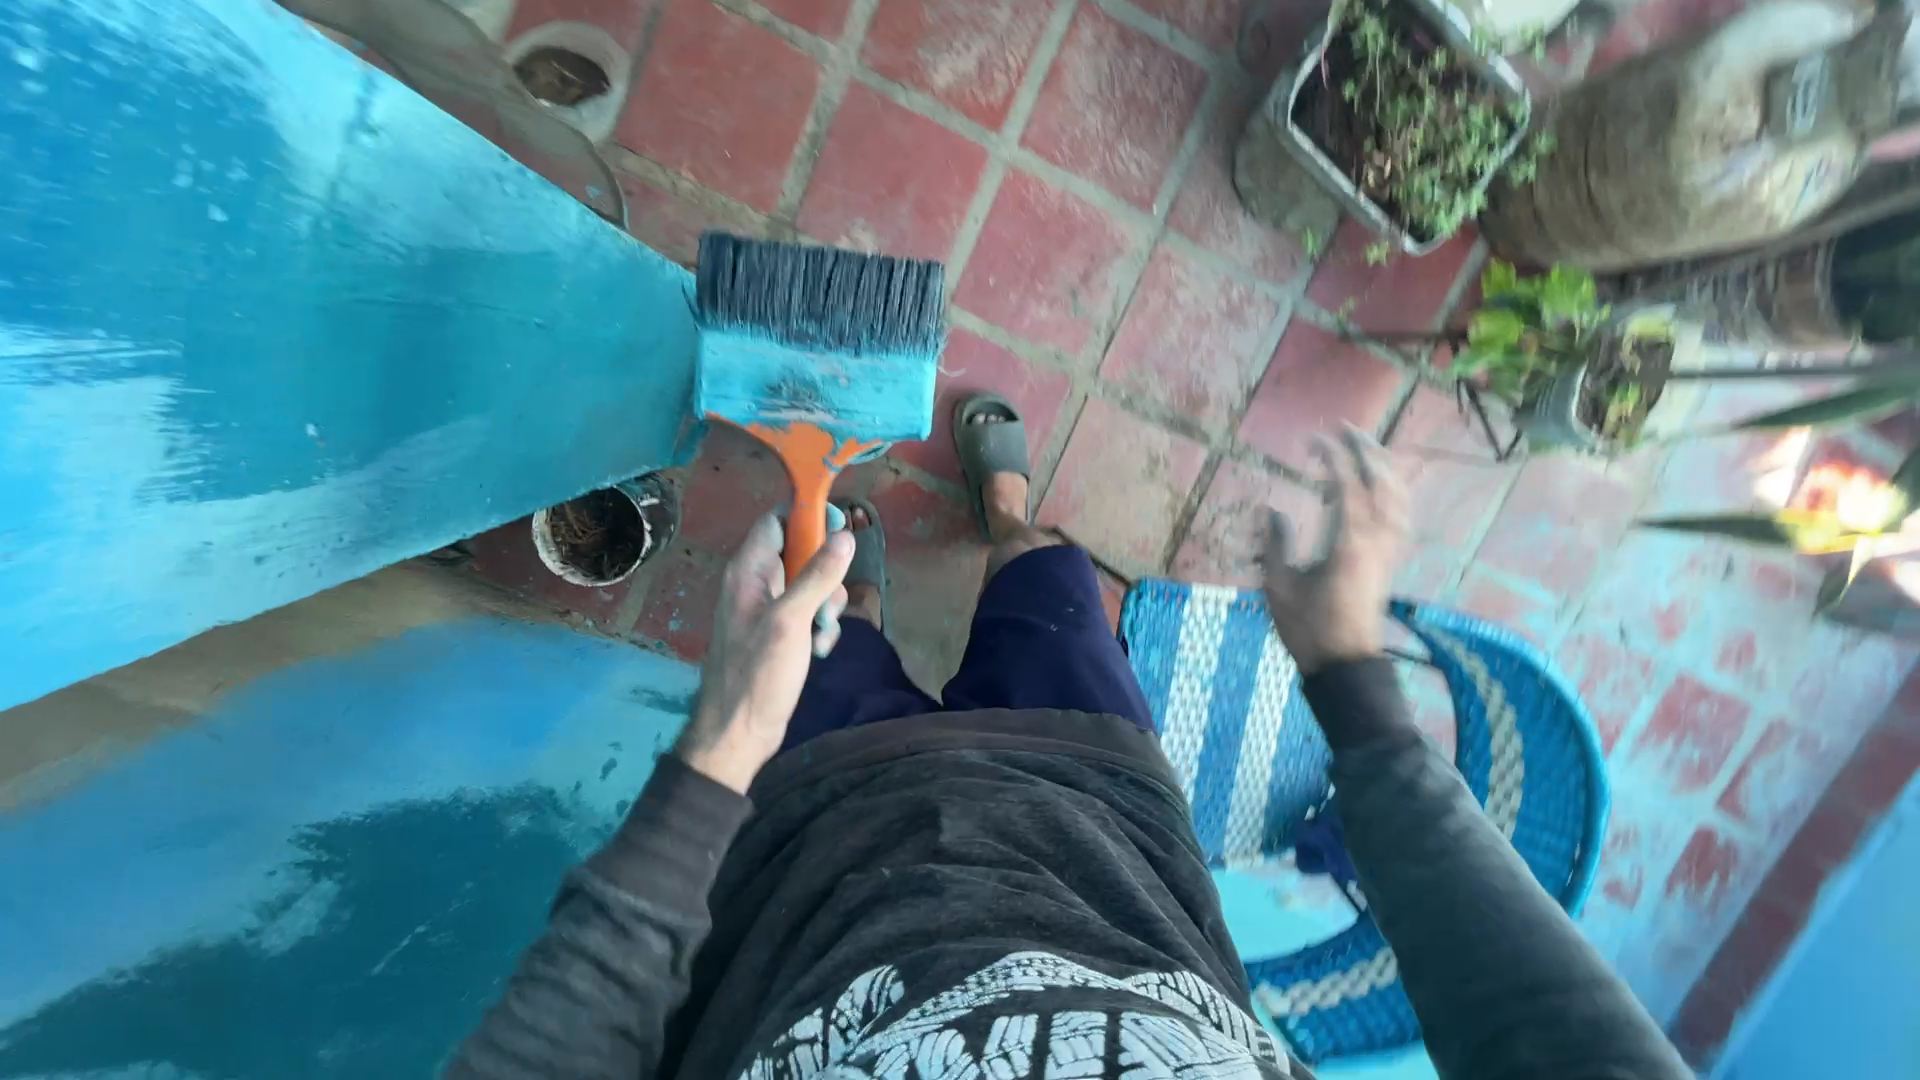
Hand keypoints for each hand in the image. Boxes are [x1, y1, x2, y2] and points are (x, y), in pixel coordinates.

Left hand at [676, 513, 854, 792]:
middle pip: (801, 552)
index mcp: (747, 571)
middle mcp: (756, 583)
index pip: (776, 521)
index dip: (807, 518)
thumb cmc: (756, 674)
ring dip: (827, 605)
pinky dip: (821, 627)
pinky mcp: (780, 633)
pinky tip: (819, 650)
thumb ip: (817, 576)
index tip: (840, 529)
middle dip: (826, 572)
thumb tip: (845, 536)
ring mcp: (768, 609)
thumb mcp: (791, 621)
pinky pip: (810, 613)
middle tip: (831, 598)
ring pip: (811, 585)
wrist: (739, 733)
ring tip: (822, 632)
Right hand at [1261, 424, 1409, 673]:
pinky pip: (1400, 514)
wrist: (1344, 662)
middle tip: (1344, 429)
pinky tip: (1380, 488)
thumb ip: (1276, 544)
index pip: (1345, 485)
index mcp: (1348, 542)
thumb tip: (1273, 511)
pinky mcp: (1390, 559)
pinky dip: (1392, 492)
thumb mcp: (1279, 585)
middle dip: (1364, 450)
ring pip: (1397, 496)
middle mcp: (1376, 539)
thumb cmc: (1307, 626)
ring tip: (1364, 450)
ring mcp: (1388, 549)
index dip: (1332, 457)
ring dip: (1382, 467)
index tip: (1314, 439)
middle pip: (1380, 482)